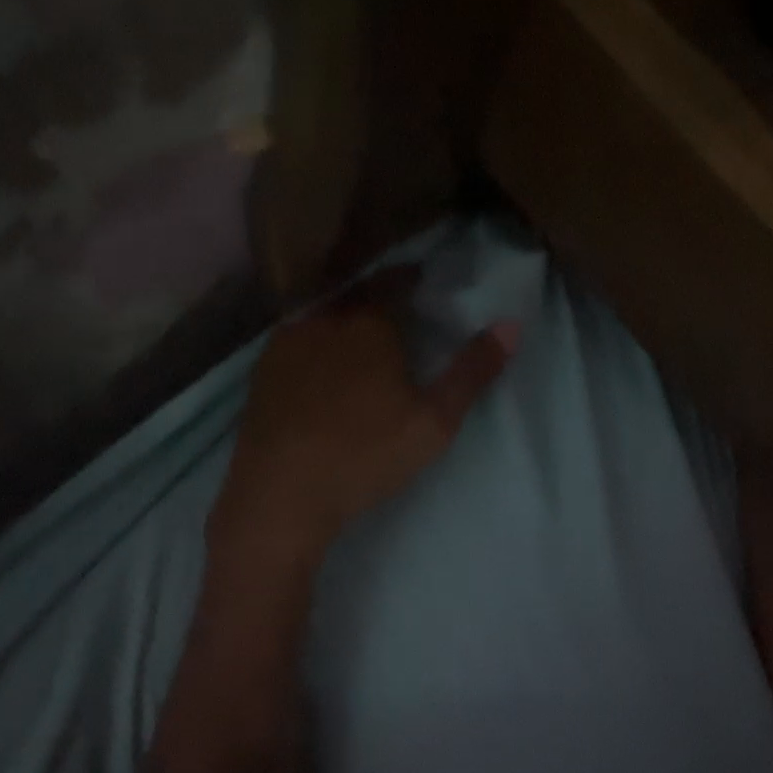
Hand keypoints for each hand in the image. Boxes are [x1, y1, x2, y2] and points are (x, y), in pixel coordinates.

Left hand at [209, 268, 518, 563]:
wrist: (280, 494)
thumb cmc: (365, 455)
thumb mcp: (434, 421)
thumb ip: (471, 372)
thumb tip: (511, 325)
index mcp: (368, 324)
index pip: (393, 283)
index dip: (409, 279)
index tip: (421, 278)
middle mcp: (324, 320)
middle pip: (354, 296)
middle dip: (375, 296)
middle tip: (392, 307)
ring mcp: (286, 344)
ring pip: (321, 317)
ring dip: (341, 318)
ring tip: (357, 335)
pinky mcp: (262, 372)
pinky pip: (296, 342)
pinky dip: (313, 343)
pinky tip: (317, 364)